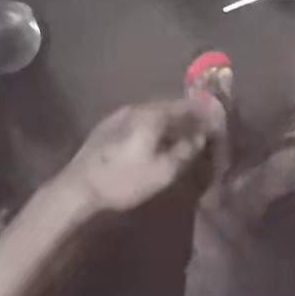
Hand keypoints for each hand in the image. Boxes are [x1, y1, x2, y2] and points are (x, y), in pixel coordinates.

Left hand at [57, 98, 220, 212]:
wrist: (76, 189)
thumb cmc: (124, 180)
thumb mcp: (164, 171)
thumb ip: (187, 150)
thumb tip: (201, 136)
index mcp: (153, 115)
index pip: (188, 106)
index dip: (205, 113)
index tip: (218, 121)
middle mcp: (138, 108)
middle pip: (171, 107)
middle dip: (190, 117)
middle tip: (203, 129)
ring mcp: (120, 115)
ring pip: (154, 113)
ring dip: (172, 122)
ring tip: (183, 136)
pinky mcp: (108, 127)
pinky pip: (141, 119)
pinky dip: (156, 126)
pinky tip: (156, 140)